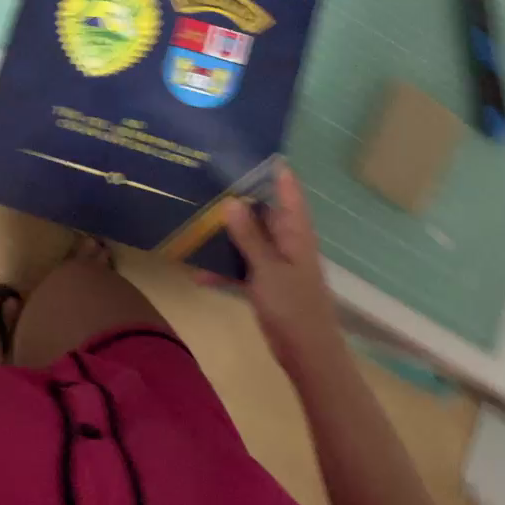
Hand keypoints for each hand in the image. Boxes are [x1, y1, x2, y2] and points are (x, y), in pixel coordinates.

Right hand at [208, 166, 348, 373]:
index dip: (272, 167)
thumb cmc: (294, 308)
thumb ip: (249, 237)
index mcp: (296, 231)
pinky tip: (197, 271)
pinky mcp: (266, 283)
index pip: (287, 188)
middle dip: (239, 197)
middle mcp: (287, 240)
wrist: (309, 356)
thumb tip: (231, 200)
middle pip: (263, 210)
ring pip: (250, 237)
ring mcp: (276, 262)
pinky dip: (224, 268)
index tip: (247, 148)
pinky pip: (242, 266)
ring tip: (195, 215)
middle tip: (207, 178)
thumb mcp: (267, 270)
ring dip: (227, 232)